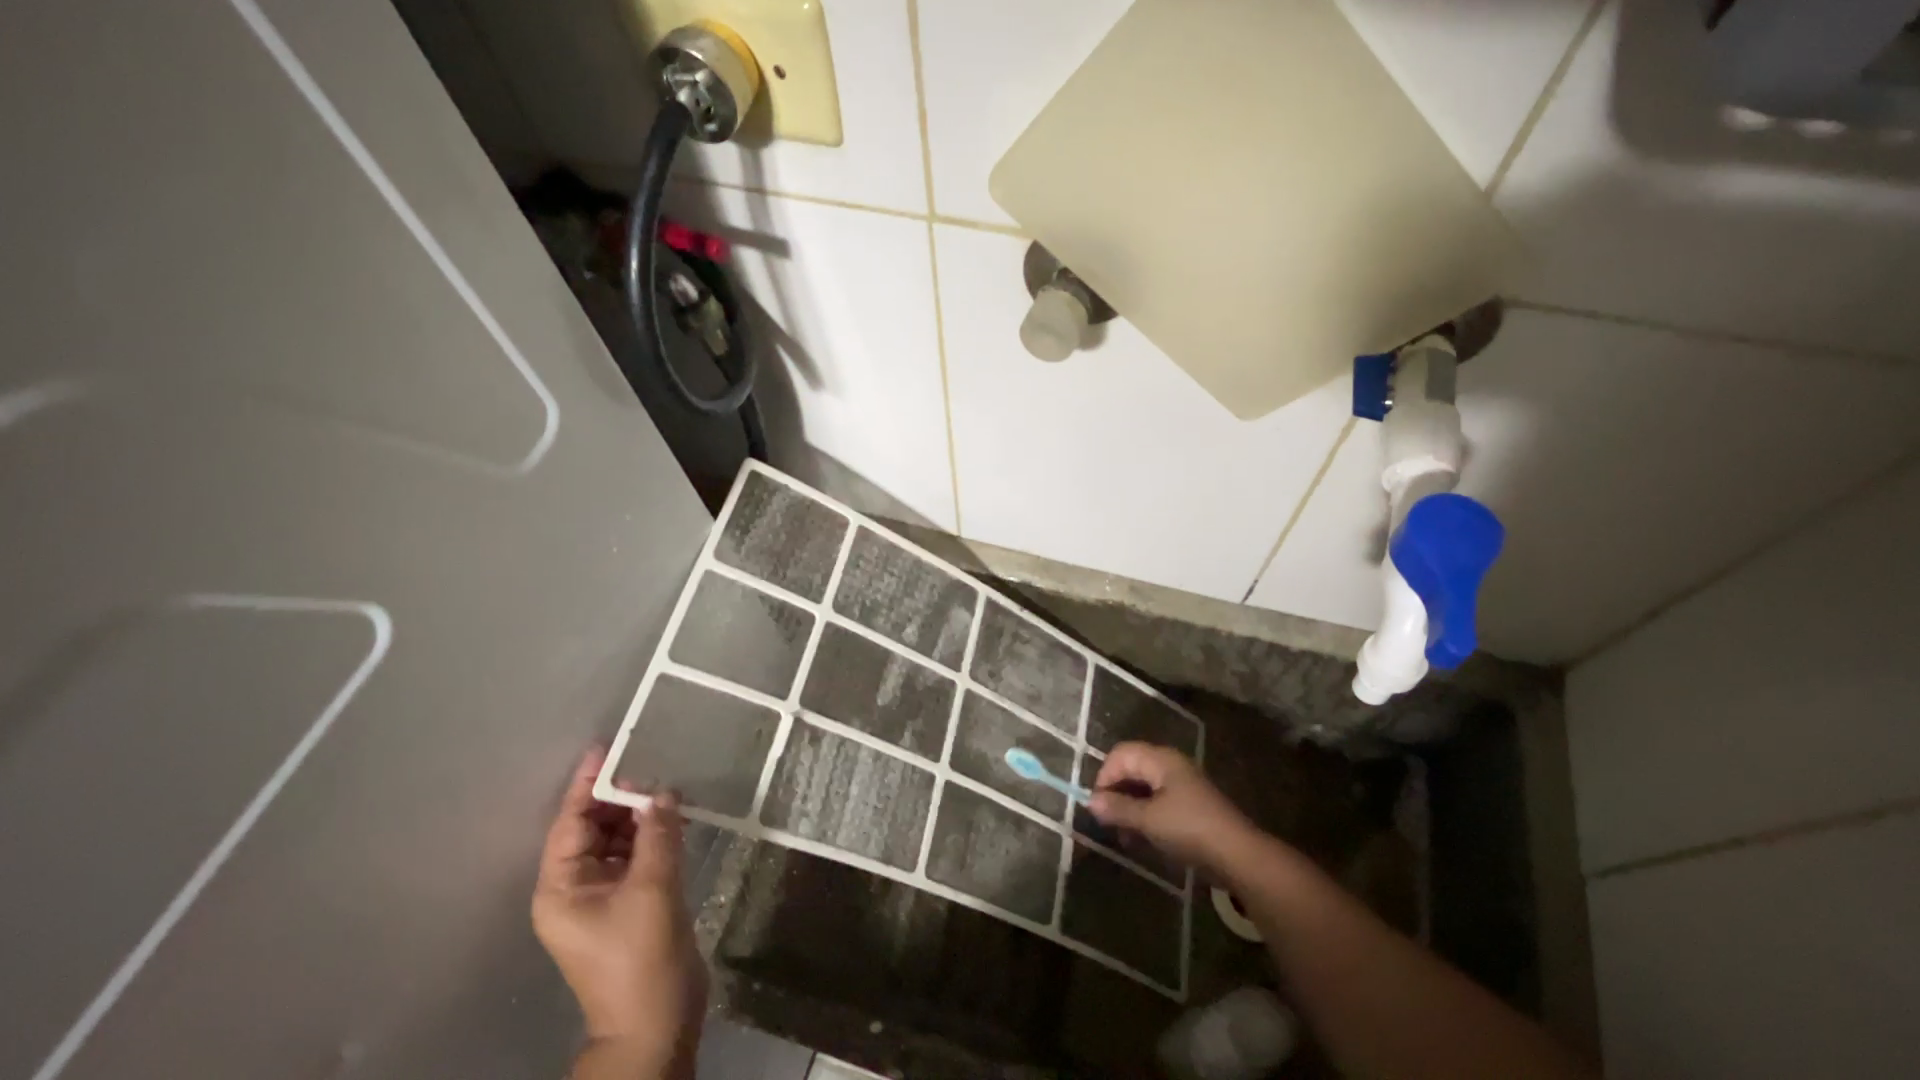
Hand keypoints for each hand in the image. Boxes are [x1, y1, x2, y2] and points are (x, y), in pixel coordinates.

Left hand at [532, 748, 705, 1072]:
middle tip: (652, 763)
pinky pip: (638, 859)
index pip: (571, 822)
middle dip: (621, 798)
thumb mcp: (651, 891)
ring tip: (667, 783)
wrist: (657, 1025)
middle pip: (594, 829)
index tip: (608, 748)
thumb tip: (663, 792)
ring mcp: (604, 898)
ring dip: (641, 816)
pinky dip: (655, 837)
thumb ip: (657, 835)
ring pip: (619, 842)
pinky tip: (676, 815)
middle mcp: (576, 888)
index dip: (590, 785)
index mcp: (561, 886)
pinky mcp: (632, 906)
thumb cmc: (640, 959)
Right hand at [1088, 742, 1257, 872]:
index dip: (1104, 776)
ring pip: (1143, 789)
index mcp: (1161, 760)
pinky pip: (1156, 803)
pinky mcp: (1187, 806)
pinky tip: (1140, 840)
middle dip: (1115, 794)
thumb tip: (1090, 802)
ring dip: (1128, 809)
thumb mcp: (1148, 819)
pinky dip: (1144, 817)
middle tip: (1106, 822)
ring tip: (1123, 837)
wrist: (1237, 854)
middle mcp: (1170, 766)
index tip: (1097, 805)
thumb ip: (1117, 808)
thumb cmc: (1189, 828)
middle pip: (1131, 769)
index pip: (1120, 754)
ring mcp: (1181, 785)